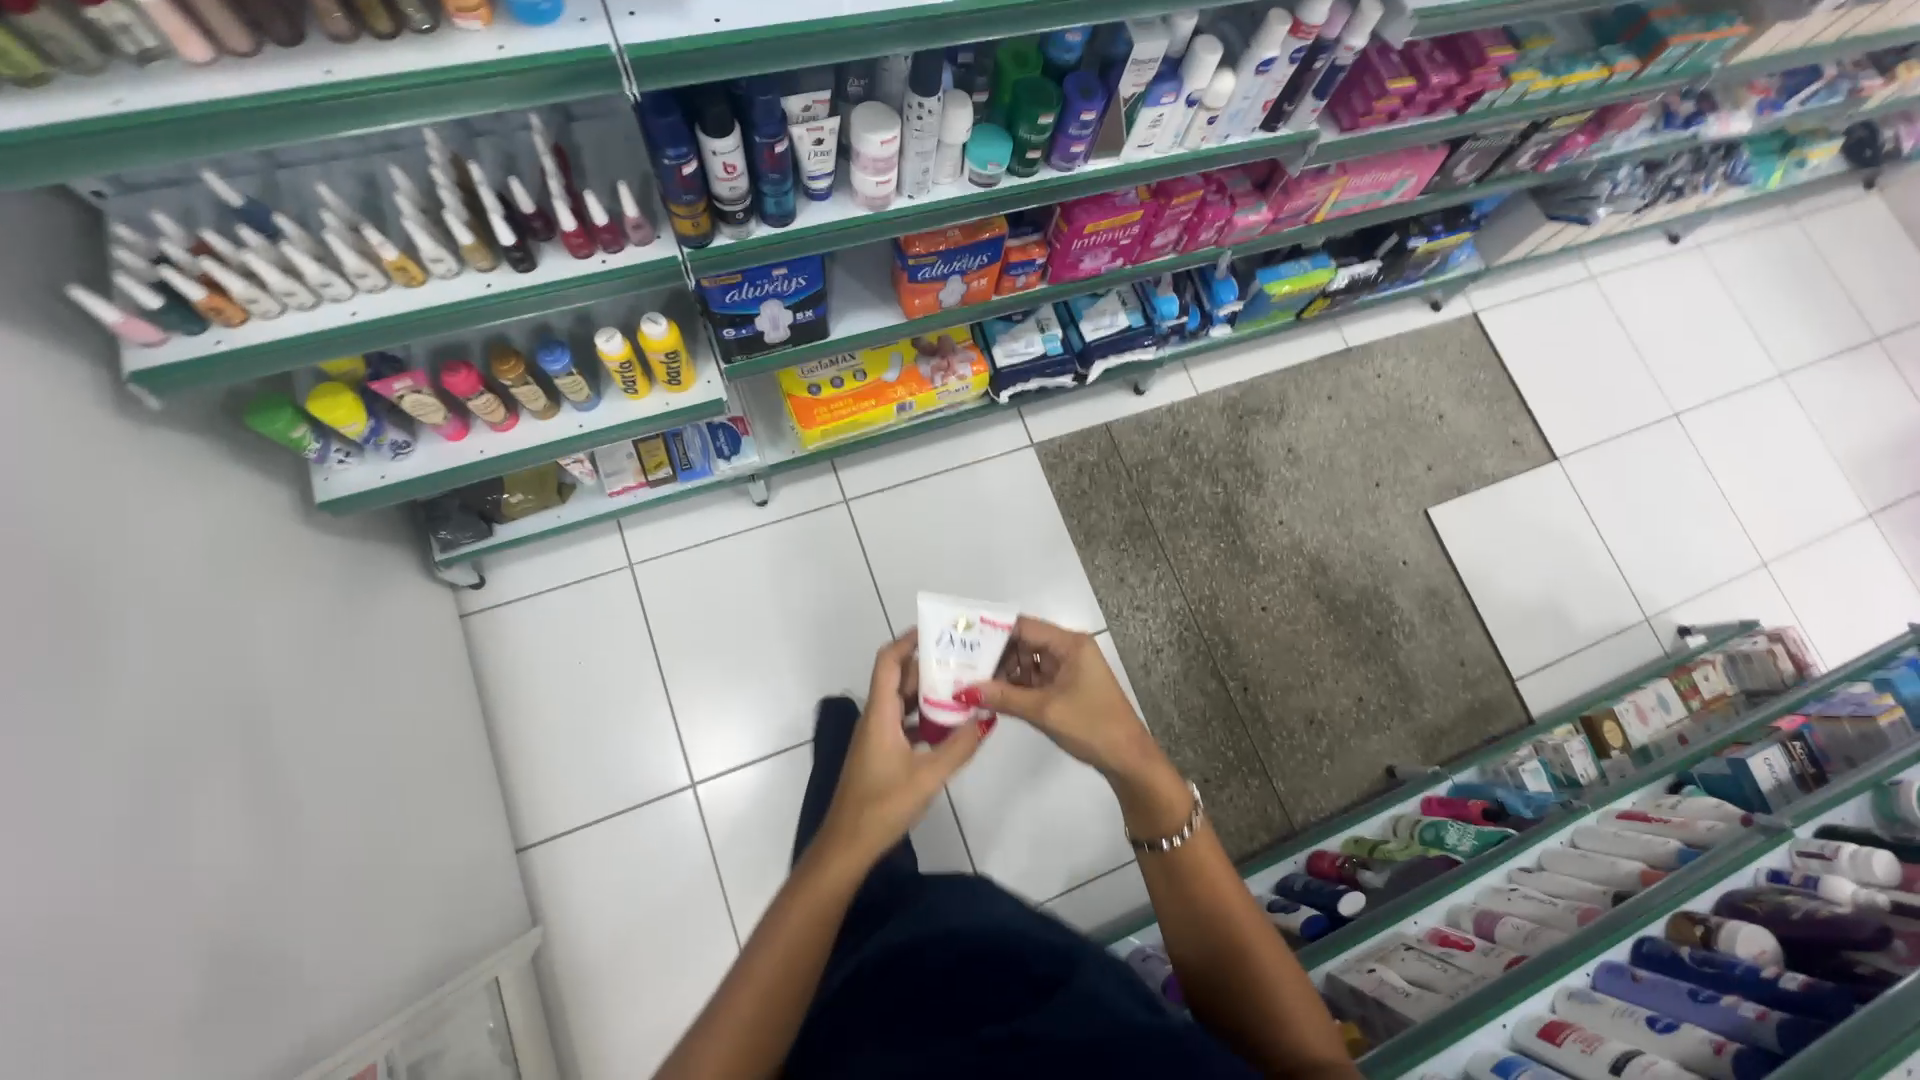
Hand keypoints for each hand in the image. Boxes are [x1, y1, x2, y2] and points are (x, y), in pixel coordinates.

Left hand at [816, 631, 986, 866]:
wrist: (848, 845)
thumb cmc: (883, 806)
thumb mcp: (928, 776)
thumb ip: (960, 746)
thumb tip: (987, 716)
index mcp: (880, 714)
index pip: (888, 662)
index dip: (909, 641)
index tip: (937, 631)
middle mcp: (875, 718)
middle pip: (898, 679)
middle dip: (928, 665)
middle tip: (964, 658)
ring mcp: (876, 737)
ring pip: (903, 702)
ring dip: (929, 693)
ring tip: (964, 686)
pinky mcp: (881, 754)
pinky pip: (904, 723)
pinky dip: (925, 718)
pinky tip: (951, 726)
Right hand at [961, 616, 1162, 782]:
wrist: (1127, 759)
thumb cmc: (1092, 726)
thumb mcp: (1044, 710)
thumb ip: (1003, 697)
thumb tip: (964, 690)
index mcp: (1070, 644)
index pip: (1024, 626)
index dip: (993, 632)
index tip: (964, 641)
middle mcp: (1069, 650)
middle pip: (1024, 643)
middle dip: (996, 655)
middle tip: (962, 666)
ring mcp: (1068, 669)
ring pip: (1027, 662)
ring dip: (1004, 673)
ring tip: (971, 682)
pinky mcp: (1065, 688)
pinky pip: (1035, 680)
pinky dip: (1016, 687)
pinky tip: (991, 696)